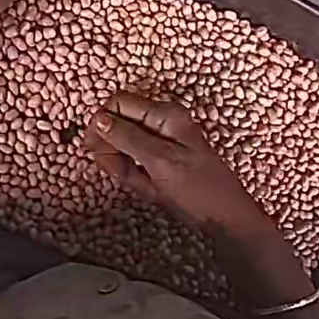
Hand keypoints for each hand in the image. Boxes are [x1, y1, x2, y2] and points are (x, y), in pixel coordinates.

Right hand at [83, 94, 271, 238]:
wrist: (225, 214)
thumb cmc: (198, 191)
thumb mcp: (159, 163)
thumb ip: (127, 139)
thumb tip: (99, 120)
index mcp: (165, 115)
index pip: (116, 104)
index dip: (100, 125)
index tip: (94, 148)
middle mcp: (164, 119)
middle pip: (117, 119)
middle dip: (108, 144)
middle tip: (114, 169)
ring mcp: (163, 135)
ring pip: (122, 138)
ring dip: (118, 158)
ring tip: (134, 179)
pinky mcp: (162, 152)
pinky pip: (134, 152)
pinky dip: (129, 165)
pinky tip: (140, 181)